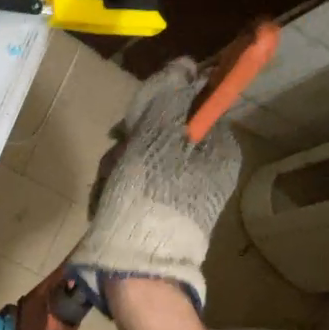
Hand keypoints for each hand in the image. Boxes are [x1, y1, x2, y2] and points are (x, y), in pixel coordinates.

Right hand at [69, 57, 243, 313]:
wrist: (136, 265)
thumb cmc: (150, 194)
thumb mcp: (159, 132)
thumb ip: (171, 93)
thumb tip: (185, 63)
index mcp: (220, 148)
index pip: (190, 105)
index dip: (158, 107)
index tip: (134, 122)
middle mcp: (208, 172)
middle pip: (162, 134)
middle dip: (133, 141)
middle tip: (118, 157)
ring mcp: (183, 199)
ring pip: (143, 162)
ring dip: (119, 168)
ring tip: (109, 187)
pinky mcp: (158, 221)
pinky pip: (136, 190)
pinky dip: (118, 193)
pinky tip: (108, 205)